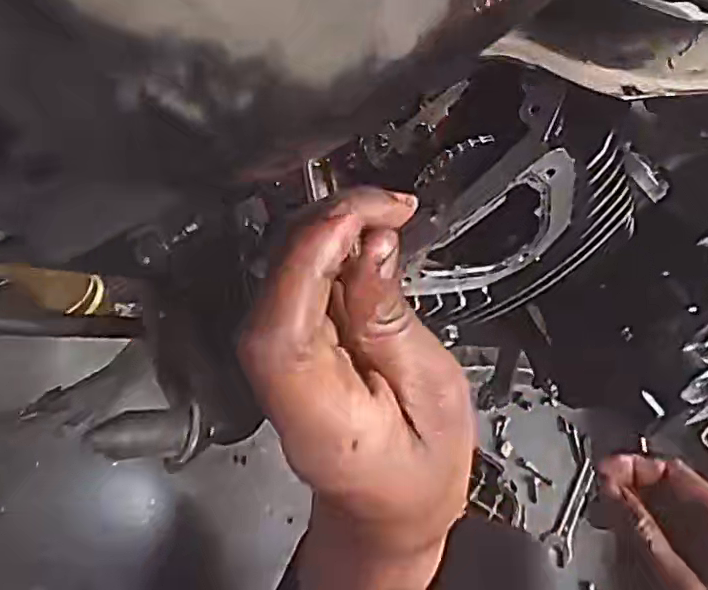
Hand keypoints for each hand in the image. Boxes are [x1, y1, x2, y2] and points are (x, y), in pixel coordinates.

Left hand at [239, 188, 473, 589]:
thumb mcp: (430, 397)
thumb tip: (374, 245)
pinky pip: (304, 265)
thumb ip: (393, 322)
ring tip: (391, 212)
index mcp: (313, 413)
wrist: (389, 501)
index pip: (283, 323)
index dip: (313, 257)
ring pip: (287, 259)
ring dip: (336, 220)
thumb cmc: (414, 468)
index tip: (362, 217)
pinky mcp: (291, 327)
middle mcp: (279, 376)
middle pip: (277, 279)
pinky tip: (370, 229)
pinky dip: (337, 236)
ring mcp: (277, 349)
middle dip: (334, 220)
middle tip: (392, 205)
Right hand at [598, 454, 707, 589]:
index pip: (673, 469)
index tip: (601, 474)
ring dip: (641, 528)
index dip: (632, 466)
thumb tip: (614, 491)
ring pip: (677, 527)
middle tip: (601, 506)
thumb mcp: (681, 586)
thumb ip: (644, 535)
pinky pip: (685, 554)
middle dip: (632, 499)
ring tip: (615, 539)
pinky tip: (639, 566)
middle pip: (673, 496)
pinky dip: (656, 553)